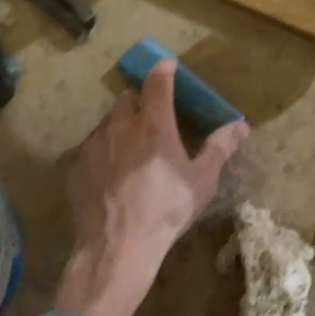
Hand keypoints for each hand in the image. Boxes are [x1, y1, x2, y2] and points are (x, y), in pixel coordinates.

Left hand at [55, 59, 248, 315]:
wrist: (117, 248)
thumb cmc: (165, 210)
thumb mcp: (201, 180)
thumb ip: (220, 147)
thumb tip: (241, 125)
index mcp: (154, 124)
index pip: (158, 82)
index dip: (164, 70)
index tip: (169, 66)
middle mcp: (121, 125)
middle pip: (127, 99)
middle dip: (139, 102)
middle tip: (151, 120)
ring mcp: (93, 145)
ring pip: (106, 122)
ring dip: (119, 127)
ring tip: (129, 149)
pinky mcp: (73, 166)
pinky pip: (87, 149)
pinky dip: (99, 153)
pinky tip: (107, 174)